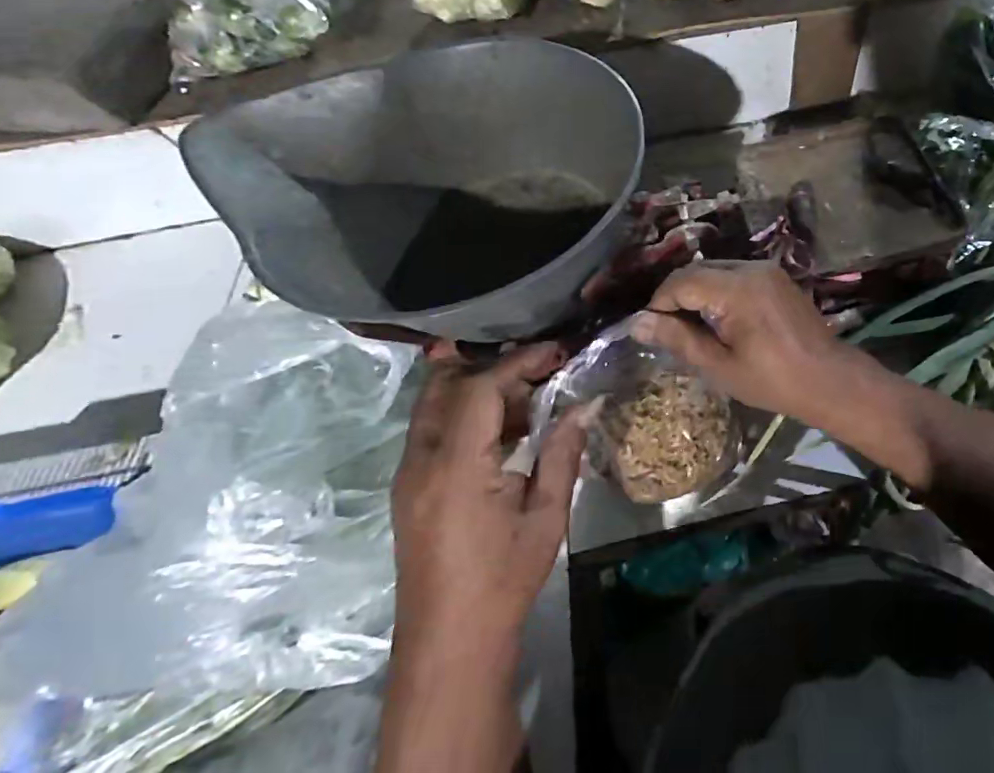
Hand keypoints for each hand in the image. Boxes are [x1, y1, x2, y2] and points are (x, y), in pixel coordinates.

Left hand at [391, 343, 585, 658]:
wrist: (449, 641)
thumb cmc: (504, 581)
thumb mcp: (546, 517)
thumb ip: (563, 452)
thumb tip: (585, 404)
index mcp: (455, 466)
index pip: (481, 388)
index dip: (520, 362)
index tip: (556, 352)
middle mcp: (420, 460)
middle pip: (444, 384)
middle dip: (493, 367)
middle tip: (540, 373)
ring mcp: (407, 473)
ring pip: (433, 404)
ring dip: (477, 389)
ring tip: (528, 402)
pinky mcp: (408, 486)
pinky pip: (432, 429)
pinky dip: (464, 414)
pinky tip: (504, 432)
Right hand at [629, 261, 874, 429]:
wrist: (830, 379)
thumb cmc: (773, 380)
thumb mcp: (720, 365)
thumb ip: (679, 338)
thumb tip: (637, 322)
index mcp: (737, 288)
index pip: (681, 281)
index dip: (660, 303)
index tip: (651, 329)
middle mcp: (752, 269)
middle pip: (698, 271)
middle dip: (676, 296)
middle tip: (666, 330)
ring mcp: (767, 271)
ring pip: (715, 270)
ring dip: (697, 292)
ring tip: (689, 327)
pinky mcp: (776, 278)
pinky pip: (735, 275)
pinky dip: (718, 291)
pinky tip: (717, 320)